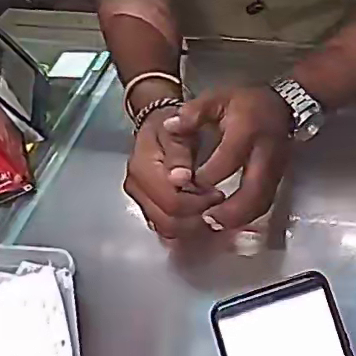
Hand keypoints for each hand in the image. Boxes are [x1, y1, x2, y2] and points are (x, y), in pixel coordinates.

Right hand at [125, 104, 222, 239]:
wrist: (158, 127)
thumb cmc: (171, 126)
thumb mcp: (177, 130)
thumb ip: (179, 154)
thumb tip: (180, 179)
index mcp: (142, 169)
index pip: (172, 201)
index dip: (198, 203)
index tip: (218, 193)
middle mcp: (137, 189)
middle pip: (169, 221)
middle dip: (197, 217)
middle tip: (217, 202)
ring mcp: (141, 201)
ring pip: (168, 229)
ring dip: (193, 225)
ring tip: (210, 207)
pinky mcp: (148, 209)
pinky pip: (167, 228)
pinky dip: (186, 227)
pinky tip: (201, 214)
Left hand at [171, 87, 292, 230]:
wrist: (282, 106)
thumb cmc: (245, 103)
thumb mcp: (218, 98)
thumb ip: (193, 113)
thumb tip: (170, 127)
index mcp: (247, 130)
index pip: (227, 160)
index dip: (206, 178)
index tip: (187, 185)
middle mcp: (266, 153)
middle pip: (253, 191)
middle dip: (229, 210)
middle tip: (205, 218)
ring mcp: (277, 170)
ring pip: (262, 203)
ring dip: (238, 218)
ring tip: (214, 224)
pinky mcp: (279, 180)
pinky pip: (265, 204)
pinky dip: (247, 217)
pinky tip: (228, 221)